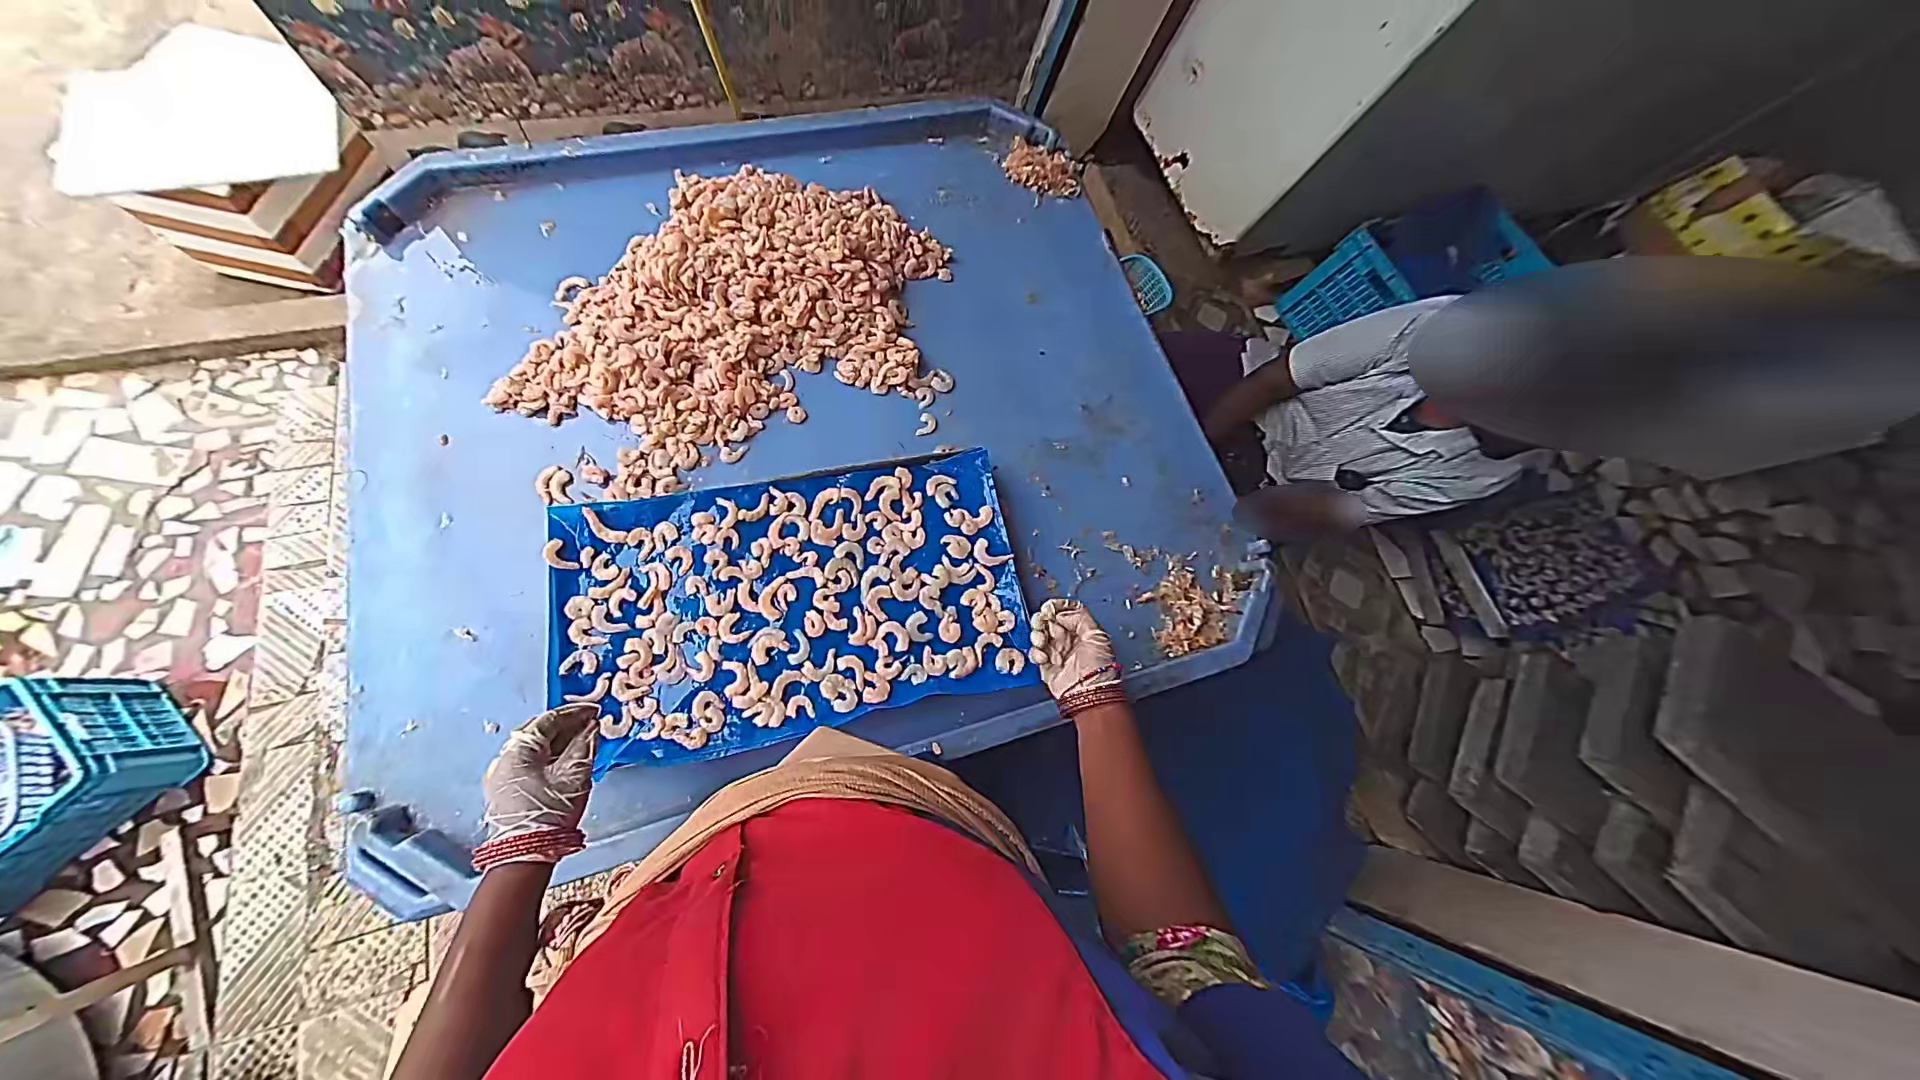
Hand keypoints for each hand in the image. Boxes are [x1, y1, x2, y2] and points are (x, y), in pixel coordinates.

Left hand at [481, 703, 598, 847]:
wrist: (526, 854)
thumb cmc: (551, 812)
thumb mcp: (576, 775)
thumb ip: (585, 745)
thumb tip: (592, 727)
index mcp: (519, 752)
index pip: (548, 720)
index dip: (575, 712)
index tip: (595, 710)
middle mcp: (504, 759)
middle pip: (538, 731)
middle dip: (566, 724)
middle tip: (590, 720)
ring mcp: (502, 774)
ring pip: (534, 746)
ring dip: (559, 739)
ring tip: (583, 736)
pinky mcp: (505, 788)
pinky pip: (530, 760)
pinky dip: (550, 753)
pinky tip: (567, 754)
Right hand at [1027, 599, 1120, 700]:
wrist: (1088, 692)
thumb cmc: (1098, 668)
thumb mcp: (1096, 635)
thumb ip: (1080, 618)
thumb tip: (1063, 612)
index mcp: (1082, 631)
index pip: (1067, 612)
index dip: (1057, 607)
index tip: (1049, 607)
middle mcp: (1069, 640)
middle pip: (1050, 621)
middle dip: (1042, 619)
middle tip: (1041, 621)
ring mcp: (1056, 652)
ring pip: (1039, 635)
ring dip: (1037, 635)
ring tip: (1041, 640)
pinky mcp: (1046, 665)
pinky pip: (1035, 653)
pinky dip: (1036, 653)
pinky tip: (1044, 657)